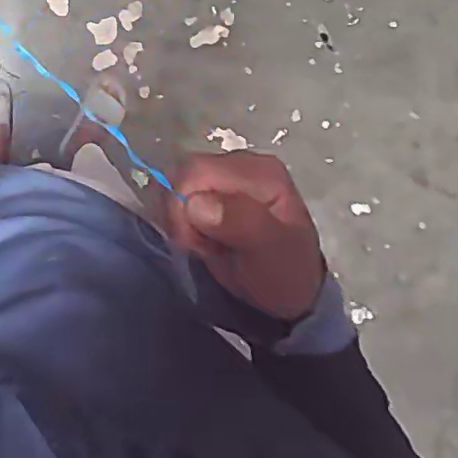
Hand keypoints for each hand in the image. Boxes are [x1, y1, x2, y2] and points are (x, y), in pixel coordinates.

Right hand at [166, 152, 325, 319]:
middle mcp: (237, 164)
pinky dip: (176, 220)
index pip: (195, 171)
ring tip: (202, 243)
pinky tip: (197, 237)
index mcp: (259, 171)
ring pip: (170, 186)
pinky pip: (171, 196)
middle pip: (179, 176)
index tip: (196, 243)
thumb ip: (243, 223)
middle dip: (179, 216)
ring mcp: (220, 176)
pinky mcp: (205, 190)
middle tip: (200, 246)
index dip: (182, 206)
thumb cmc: (285, 273)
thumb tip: (196, 203)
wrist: (287, 293)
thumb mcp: (272, 253)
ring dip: (177, 221)